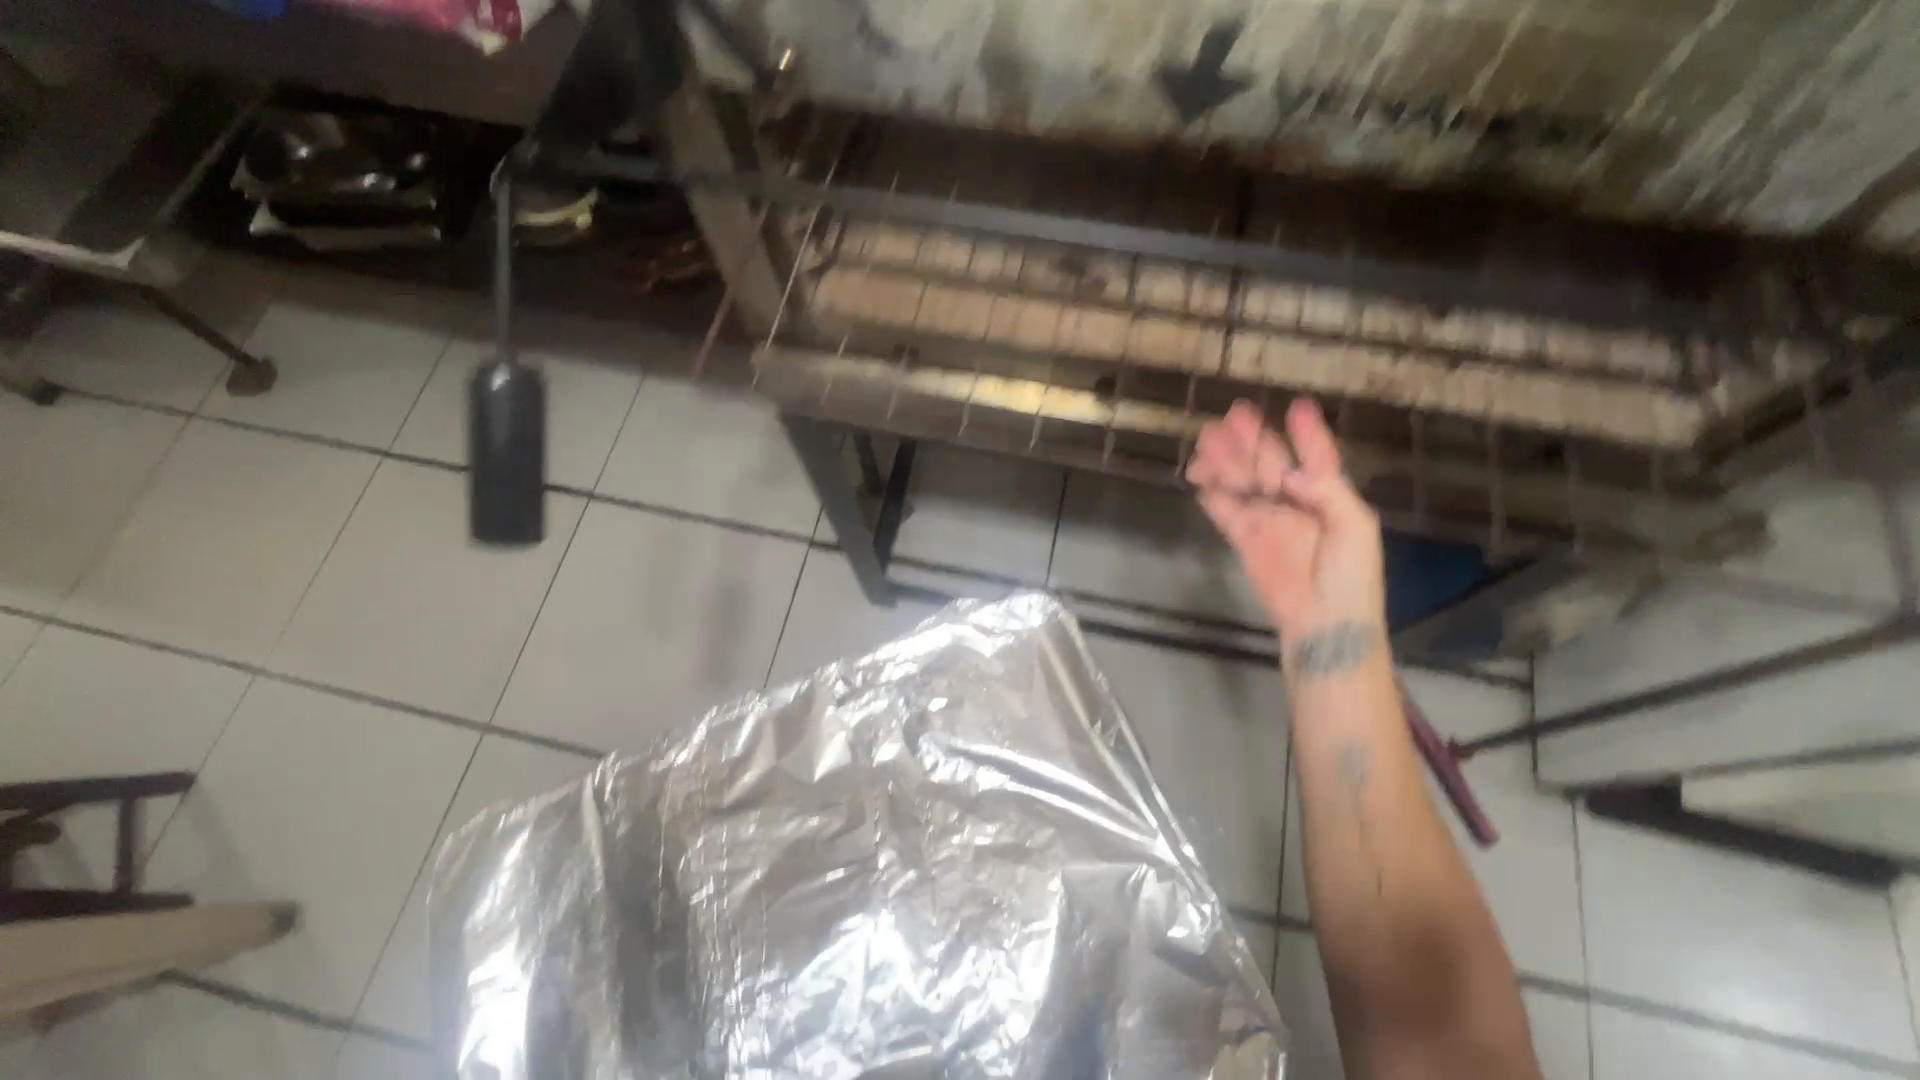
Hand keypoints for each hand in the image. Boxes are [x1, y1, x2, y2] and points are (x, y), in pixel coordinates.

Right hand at [1186, 399, 1385, 643]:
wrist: (1327, 624)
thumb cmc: (1352, 577)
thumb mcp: (1356, 528)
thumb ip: (1327, 492)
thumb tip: (1288, 472)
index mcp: (1328, 497)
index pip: (1316, 457)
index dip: (1307, 433)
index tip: (1296, 406)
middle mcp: (1295, 504)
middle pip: (1269, 465)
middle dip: (1252, 440)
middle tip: (1232, 416)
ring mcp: (1269, 522)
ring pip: (1243, 485)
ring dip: (1226, 463)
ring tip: (1206, 442)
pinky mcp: (1247, 543)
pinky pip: (1227, 514)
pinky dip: (1215, 498)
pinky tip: (1201, 479)